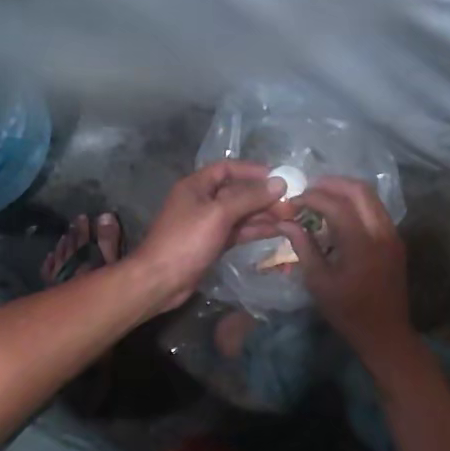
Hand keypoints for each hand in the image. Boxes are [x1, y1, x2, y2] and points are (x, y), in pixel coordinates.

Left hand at [134, 161, 286, 307]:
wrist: (159, 282)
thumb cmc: (186, 241)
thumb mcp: (219, 214)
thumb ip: (250, 197)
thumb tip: (280, 183)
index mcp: (196, 186)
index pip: (227, 169)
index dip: (252, 170)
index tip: (277, 176)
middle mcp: (202, 201)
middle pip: (238, 192)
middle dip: (264, 196)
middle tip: (290, 201)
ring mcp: (208, 223)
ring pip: (241, 213)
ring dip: (264, 213)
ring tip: (290, 216)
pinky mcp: (213, 243)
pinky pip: (239, 230)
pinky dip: (256, 229)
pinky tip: (277, 230)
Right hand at [277, 177, 412, 358]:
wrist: (385, 332)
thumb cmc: (347, 312)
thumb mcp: (319, 282)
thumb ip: (303, 247)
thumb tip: (285, 222)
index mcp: (361, 243)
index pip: (336, 205)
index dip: (312, 197)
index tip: (294, 200)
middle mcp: (381, 231)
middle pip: (360, 190)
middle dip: (333, 184)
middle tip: (309, 189)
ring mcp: (392, 234)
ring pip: (371, 197)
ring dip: (346, 191)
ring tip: (322, 197)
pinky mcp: (396, 239)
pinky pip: (376, 210)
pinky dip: (357, 204)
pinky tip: (339, 213)